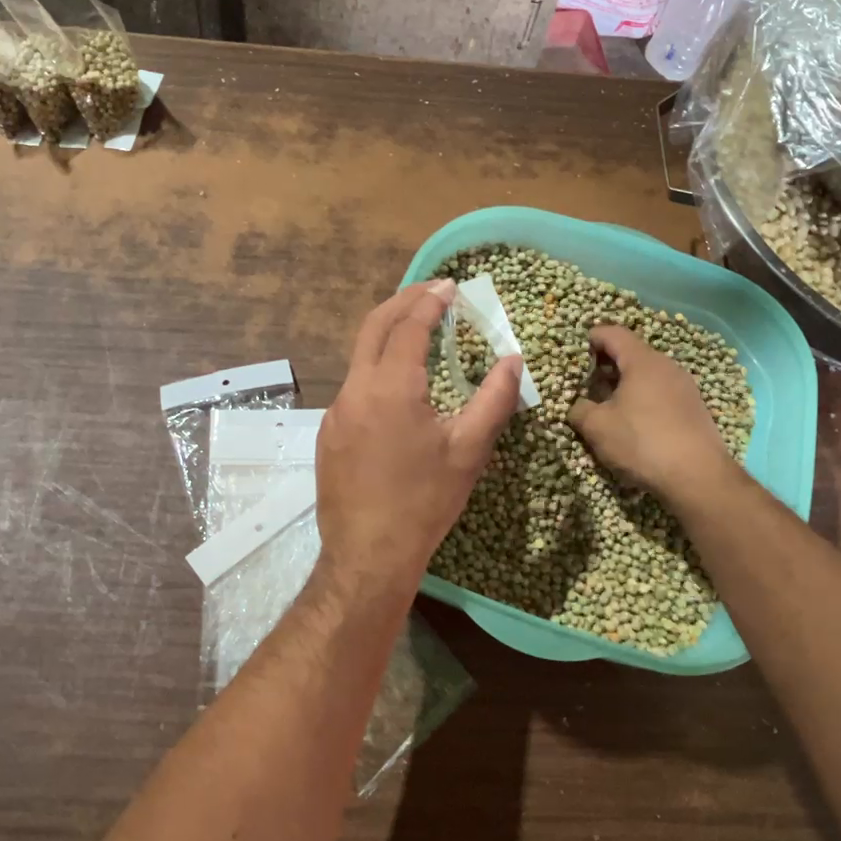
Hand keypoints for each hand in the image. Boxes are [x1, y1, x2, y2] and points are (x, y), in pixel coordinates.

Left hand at [315, 280, 523, 596]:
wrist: (368, 554)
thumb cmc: (424, 502)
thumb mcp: (468, 450)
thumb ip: (494, 399)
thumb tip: (513, 361)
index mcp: (390, 387)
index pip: (409, 326)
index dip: (430, 301)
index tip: (450, 286)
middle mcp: (355, 390)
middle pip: (373, 327)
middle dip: (402, 301)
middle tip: (430, 291)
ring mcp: (336, 412)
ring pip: (359, 357)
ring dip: (387, 336)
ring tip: (417, 332)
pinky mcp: (328, 434)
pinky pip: (352, 387)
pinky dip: (375, 369)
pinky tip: (397, 387)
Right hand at [567, 325, 733, 497]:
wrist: (697, 477)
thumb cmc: (642, 442)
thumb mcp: (597, 426)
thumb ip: (579, 409)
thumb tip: (577, 405)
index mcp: (643, 361)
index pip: (613, 333)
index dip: (591, 338)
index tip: (576, 353)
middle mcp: (667, 367)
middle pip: (632, 353)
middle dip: (606, 364)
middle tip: (586, 382)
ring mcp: (685, 387)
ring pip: (647, 375)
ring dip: (625, 384)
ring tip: (607, 405)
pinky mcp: (694, 409)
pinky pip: (661, 392)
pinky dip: (642, 398)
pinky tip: (633, 423)